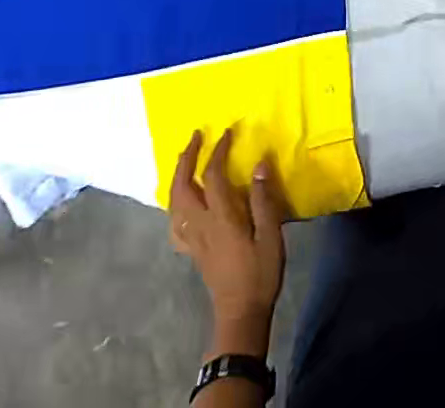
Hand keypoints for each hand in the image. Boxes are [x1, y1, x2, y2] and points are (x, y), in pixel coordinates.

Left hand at [170, 129, 286, 355]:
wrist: (241, 312)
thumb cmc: (260, 273)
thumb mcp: (270, 235)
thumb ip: (263, 199)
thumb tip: (259, 164)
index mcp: (220, 217)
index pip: (212, 176)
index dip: (217, 151)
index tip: (227, 133)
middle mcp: (200, 223)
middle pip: (183, 185)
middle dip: (187, 158)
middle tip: (195, 137)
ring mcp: (192, 237)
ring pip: (174, 201)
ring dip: (177, 176)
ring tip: (185, 159)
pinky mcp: (191, 249)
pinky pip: (175, 221)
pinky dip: (174, 203)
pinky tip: (180, 201)